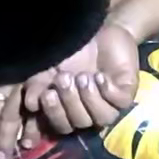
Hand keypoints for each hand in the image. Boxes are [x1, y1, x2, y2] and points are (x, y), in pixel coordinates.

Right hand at [22, 22, 139, 134]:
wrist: (95, 31)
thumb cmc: (69, 53)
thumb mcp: (45, 69)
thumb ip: (35, 88)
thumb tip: (31, 105)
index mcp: (69, 111)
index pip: (60, 127)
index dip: (53, 115)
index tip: (46, 95)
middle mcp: (90, 112)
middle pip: (80, 124)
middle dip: (69, 101)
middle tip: (64, 78)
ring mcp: (110, 104)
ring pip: (102, 118)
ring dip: (90, 98)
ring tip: (84, 76)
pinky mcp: (127, 93)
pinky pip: (119, 103)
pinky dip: (107, 91)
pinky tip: (100, 76)